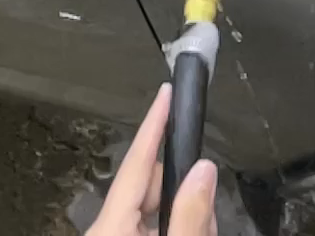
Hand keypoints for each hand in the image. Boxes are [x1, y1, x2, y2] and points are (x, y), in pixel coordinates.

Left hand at [87, 84, 218, 235]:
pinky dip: (171, 224)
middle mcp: (105, 229)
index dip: (154, 123)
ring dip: (180, 209)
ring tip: (204, 227)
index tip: (166, 91)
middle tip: (209, 197)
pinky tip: (190, 232)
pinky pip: (148, 225)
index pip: (135, 161)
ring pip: (152, 206)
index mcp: (110, 226)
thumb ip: (189, 215)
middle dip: (180, 182)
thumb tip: (203, 169)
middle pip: (147, 184)